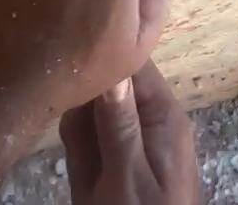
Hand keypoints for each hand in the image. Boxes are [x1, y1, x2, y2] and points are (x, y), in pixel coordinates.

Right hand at [60, 60, 199, 204]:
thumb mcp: (129, 178)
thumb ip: (120, 122)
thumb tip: (113, 65)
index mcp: (162, 113)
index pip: (132, 61)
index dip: (102, 59)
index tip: (74, 67)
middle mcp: (147, 117)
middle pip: (106, 81)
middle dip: (83, 102)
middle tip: (77, 130)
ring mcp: (127, 137)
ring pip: (90, 107)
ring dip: (77, 127)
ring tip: (83, 162)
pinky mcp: (111, 157)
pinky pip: (85, 134)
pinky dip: (76, 147)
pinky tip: (81, 172)